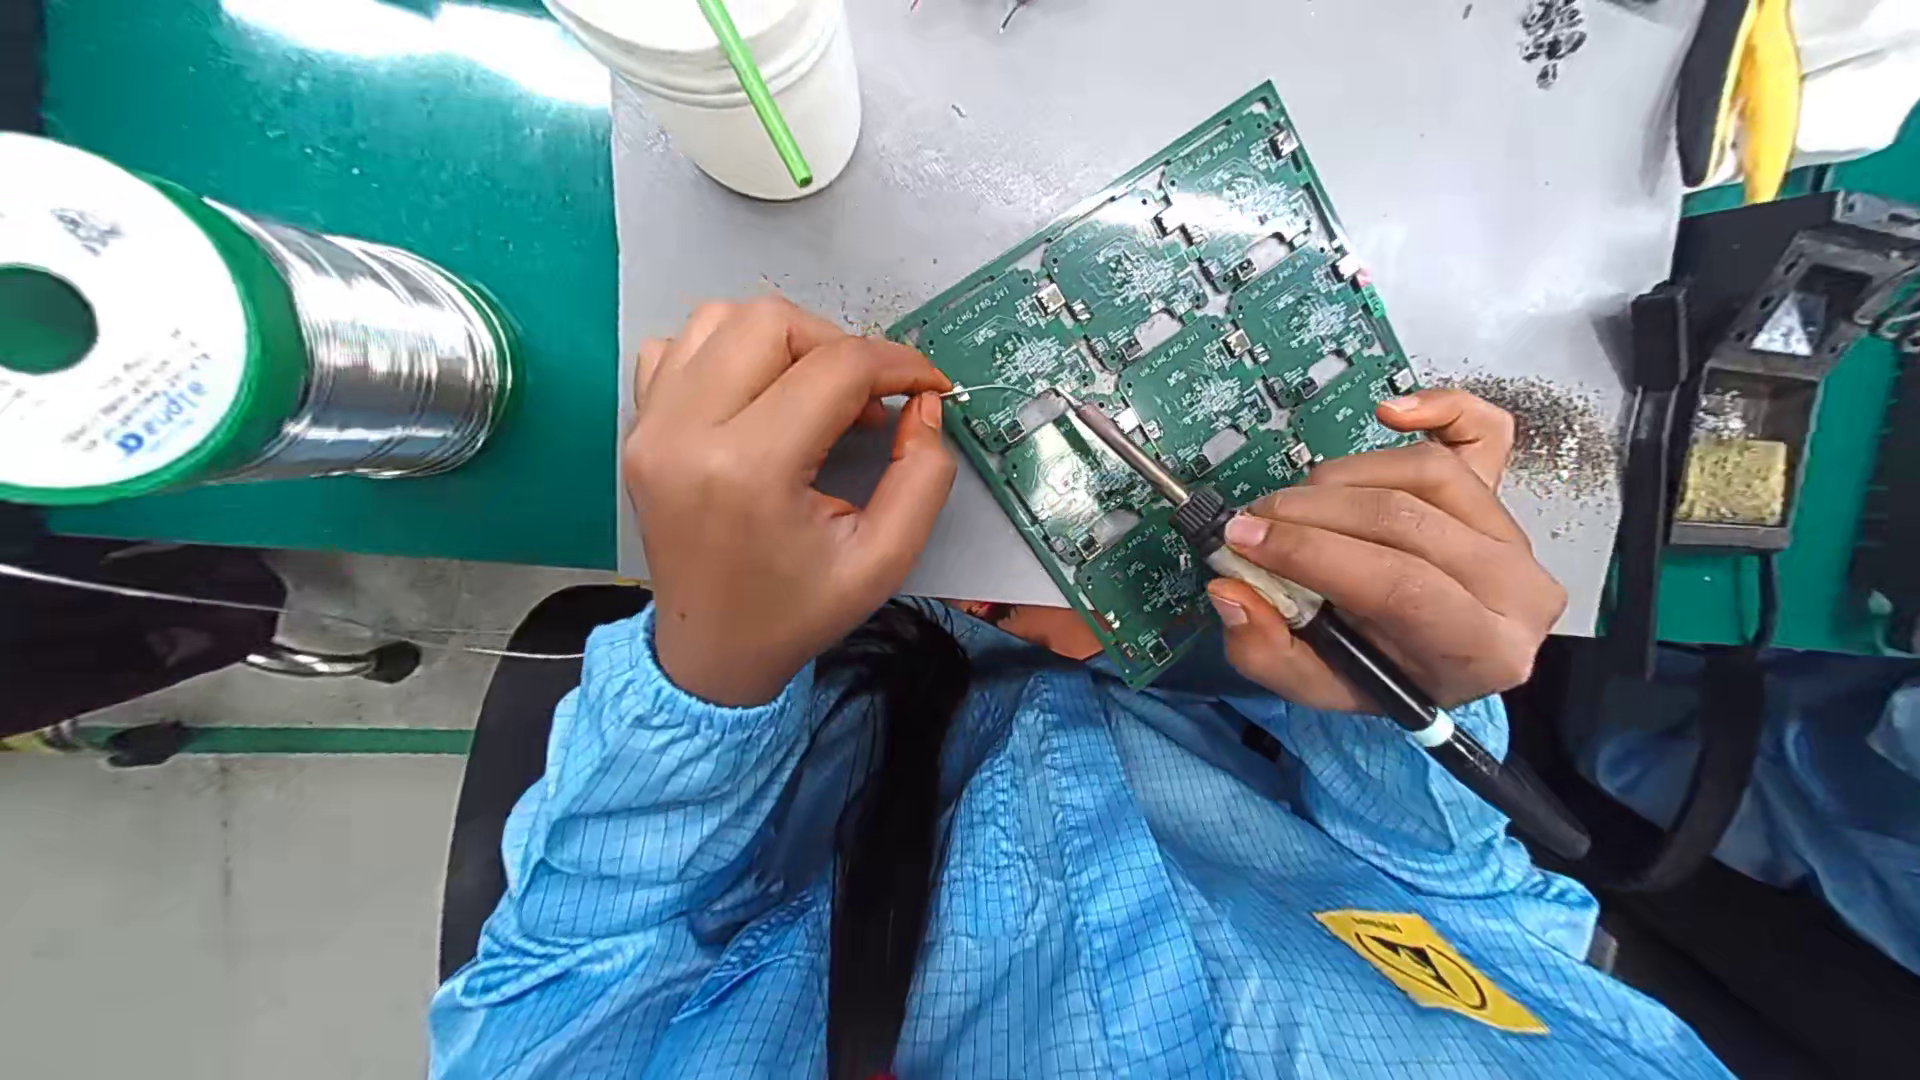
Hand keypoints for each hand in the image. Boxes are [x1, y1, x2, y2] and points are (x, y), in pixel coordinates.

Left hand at [624, 296, 955, 705]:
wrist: (714, 652)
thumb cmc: (800, 611)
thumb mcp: (885, 559)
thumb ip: (924, 477)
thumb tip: (923, 405)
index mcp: (749, 470)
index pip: (836, 369)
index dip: (899, 365)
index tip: (928, 387)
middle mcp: (685, 431)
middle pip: (772, 321)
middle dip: (841, 345)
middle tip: (868, 398)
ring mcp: (650, 425)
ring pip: (722, 319)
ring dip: (787, 341)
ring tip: (818, 393)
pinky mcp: (639, 428)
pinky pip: (678, 346)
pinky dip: (728, 351)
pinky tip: (759, 396)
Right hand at [1206, 388, 1566, 711]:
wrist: (1425, 657)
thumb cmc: (1373, 673)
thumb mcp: (1311, 686)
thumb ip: (1264, 652)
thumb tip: (1228, 589)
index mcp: (1479, 649)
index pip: (1400, 586)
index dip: (1311, 553)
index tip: (1243, 539)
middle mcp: (1515, 587)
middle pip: (1404, 520)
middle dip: (1307, 514)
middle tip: (1250, 522)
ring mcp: (1514, 534)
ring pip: (1423, 472)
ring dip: (1337, 479)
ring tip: (1292, 504)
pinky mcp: (1503, 494)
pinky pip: (1483, 433)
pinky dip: (1439, 408)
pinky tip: (1389, 412)